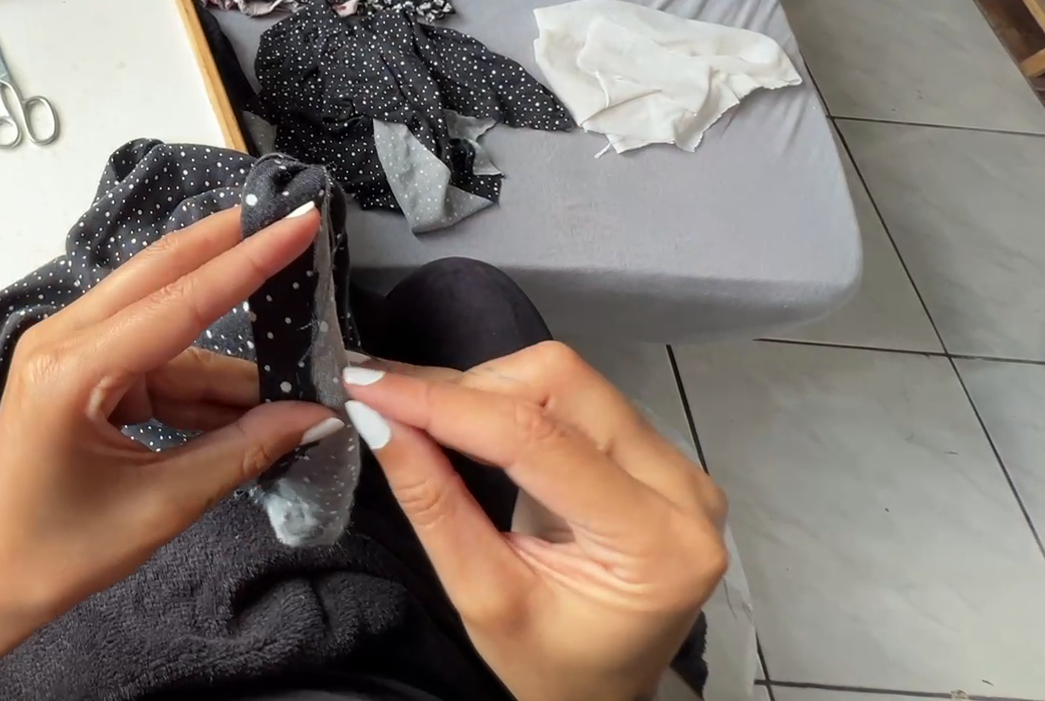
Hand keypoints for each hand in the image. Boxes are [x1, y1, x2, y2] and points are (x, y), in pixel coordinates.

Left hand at [0, 205, 343, 664]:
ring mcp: (70, 346)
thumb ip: (241, 451)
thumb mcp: (158, 506)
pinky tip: (250, 396)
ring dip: (227, 342)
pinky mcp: (83, 364)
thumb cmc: (59, 553)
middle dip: (230, 246)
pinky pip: (156, 356)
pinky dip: (202, 376)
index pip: (179, 301)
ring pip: (166, 321)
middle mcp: (65, 337)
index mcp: (71, 368)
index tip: (298, 221)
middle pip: (162, 275)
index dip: (248, 261)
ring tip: (296, 346)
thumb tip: (318, 416)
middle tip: (293, 218)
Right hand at [342, 342, 727, 700]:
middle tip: (399, 413)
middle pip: (556, 383)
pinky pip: (564, 389)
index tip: (366, 387)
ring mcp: (669, 460)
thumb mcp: (481, 596)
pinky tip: (459, 413)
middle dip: (466, 391)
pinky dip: (498, 393)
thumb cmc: (548, 664)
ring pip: (557, 375)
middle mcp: (678, 485)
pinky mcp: (645, 447)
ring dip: (479, 387)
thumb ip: (430, 502)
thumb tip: (375, 418)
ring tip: (426, 418)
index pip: (533, 437)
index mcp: (655, 541)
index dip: (441, 403)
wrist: (605, 692)